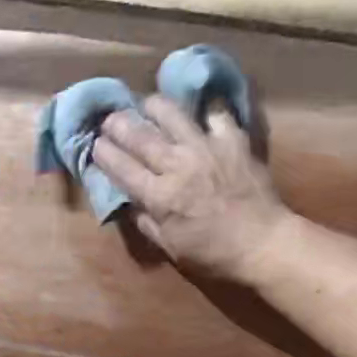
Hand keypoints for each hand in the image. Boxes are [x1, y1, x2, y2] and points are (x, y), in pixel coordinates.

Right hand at [93, 95, 290, 281]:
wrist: (261, 242)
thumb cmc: (211, 253)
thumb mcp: (170, 248)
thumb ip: (148, 223)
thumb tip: (132, 204)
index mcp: (160, 196)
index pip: (124, 169)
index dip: (106, 155)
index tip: (95, 144)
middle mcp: (178, 165)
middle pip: (142, 137)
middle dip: (121, 125)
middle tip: (109, 117)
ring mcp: (206, 147)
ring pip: (174, 116)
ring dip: (155, 107)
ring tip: (146, 102)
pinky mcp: (233, 139)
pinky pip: (215, 115)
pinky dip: (204, 109)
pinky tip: (197, 109)